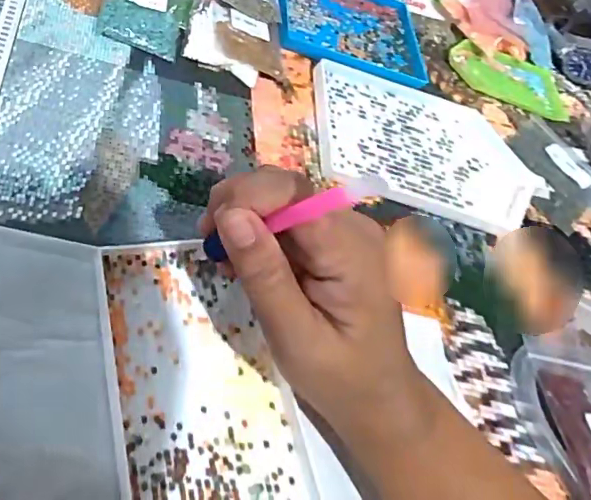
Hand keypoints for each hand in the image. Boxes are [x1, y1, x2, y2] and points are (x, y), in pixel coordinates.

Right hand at [199, 169, 413, 430]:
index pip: (293, 191)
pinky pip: (287, 214)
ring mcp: (343, 227)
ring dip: (243, 213)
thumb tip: (230, 215)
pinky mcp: (332, 236)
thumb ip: (264, 274)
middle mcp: (351, 224)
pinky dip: (257, 227)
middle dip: (238, 202)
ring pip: (280, 195)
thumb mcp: (294, 336)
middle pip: (284, 186)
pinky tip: (244, 257)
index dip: (246, 196)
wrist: (382, 403)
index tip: (211, 227)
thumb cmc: (340, 379)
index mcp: (350, 248)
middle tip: (208, 240)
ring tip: (223, 253)